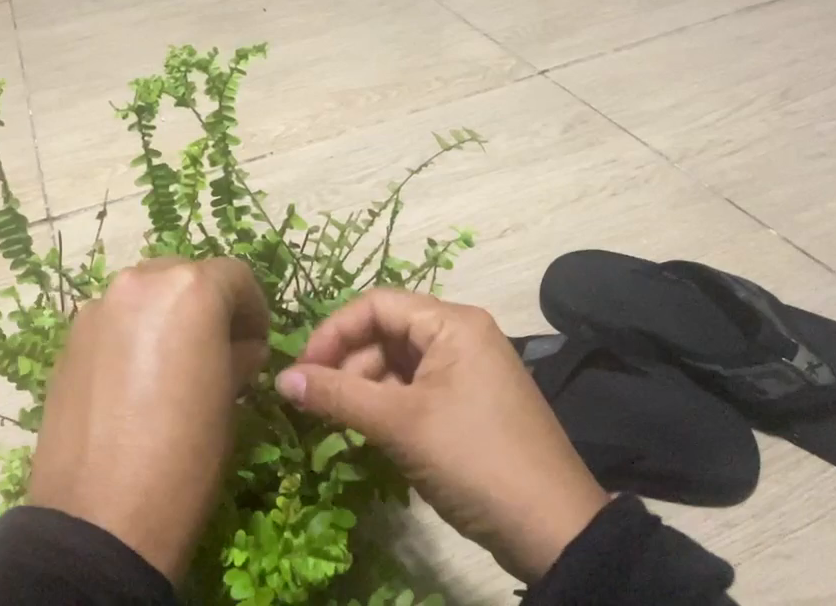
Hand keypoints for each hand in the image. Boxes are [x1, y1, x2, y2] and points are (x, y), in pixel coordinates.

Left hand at [26, 257, 270, 582]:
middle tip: (219, 352)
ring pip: (146, 295)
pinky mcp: (69, 339)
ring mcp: (98, 307)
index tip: (256, 345)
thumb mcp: (230, 401)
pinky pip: (115, 320)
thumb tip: (242, 348)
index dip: (253, 309)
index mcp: (189, 289)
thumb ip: (240, 356)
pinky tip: (138, 380)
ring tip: (176, 366)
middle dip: (208, 307)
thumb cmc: (184, 456)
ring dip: (168, 317)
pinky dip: (134, 334)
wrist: (99, 520)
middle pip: (185, 276)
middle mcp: (140, 282)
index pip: (235, 277)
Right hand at [276, 289, 610, 583]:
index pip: (377, 305)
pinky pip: (418, 390)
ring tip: (342, 425)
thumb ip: (338, 395)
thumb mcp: (400, 424)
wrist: (554, 531)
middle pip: (387, 333)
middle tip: (318, 405)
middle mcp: (463, 336)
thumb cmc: (473, 459)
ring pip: (400, 365)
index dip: (334, 332)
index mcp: (453, 323)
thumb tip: (281, 379)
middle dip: (348, 365)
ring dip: (366, 390)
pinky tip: (372, 435)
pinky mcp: (472, 405)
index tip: (302, 371)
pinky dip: (390, 407)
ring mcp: (470, 372)